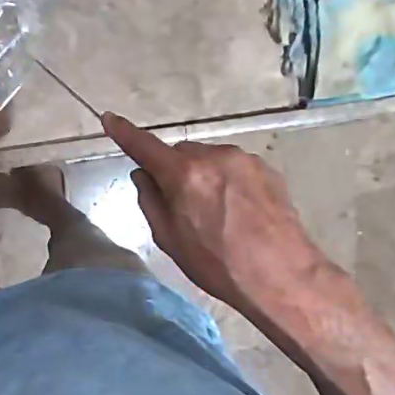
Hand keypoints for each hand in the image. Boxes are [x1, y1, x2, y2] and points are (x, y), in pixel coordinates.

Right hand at [103, 113, 330, 315]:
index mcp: (184, 174)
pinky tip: (237, 211)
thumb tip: (144, 175)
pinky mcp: (266, 169)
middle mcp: (213, 157)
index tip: (110, 118)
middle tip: (180, 206)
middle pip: (180, 153)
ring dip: (201, 175)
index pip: (145, 146)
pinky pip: (232, 167)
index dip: (124, 133)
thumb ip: (150, 201)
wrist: (284, 276)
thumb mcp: (170, 239)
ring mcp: (244, 160)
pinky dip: (225, 181)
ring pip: (207, 159)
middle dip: (173, 170)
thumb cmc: (218, 264)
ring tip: (215, 213)